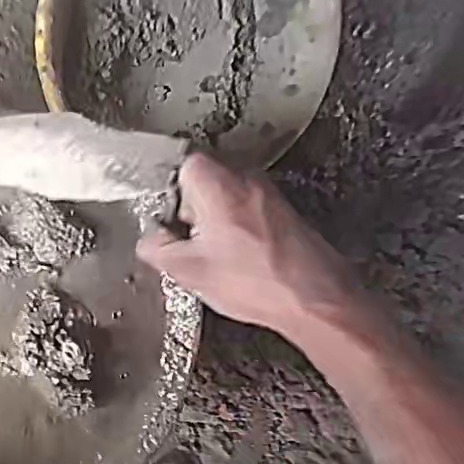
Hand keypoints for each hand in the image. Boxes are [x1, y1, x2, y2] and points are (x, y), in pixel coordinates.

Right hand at [137, 154, 368, 336]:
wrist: (313, 299)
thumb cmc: (259, 282)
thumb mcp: (185, 270)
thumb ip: (154, 248)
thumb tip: (149, 239)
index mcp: (221, 186)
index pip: (184, 163)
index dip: (167, 189)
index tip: (161, 213)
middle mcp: (249, 182)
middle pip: (203, 180)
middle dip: (187, 209)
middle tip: (183, 240)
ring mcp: (268, 197)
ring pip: (223, 198)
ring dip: (210, 223)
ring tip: (210, 255)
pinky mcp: (281, 214)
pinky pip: (243, 212)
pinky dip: (231, 232)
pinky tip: (233, 261)